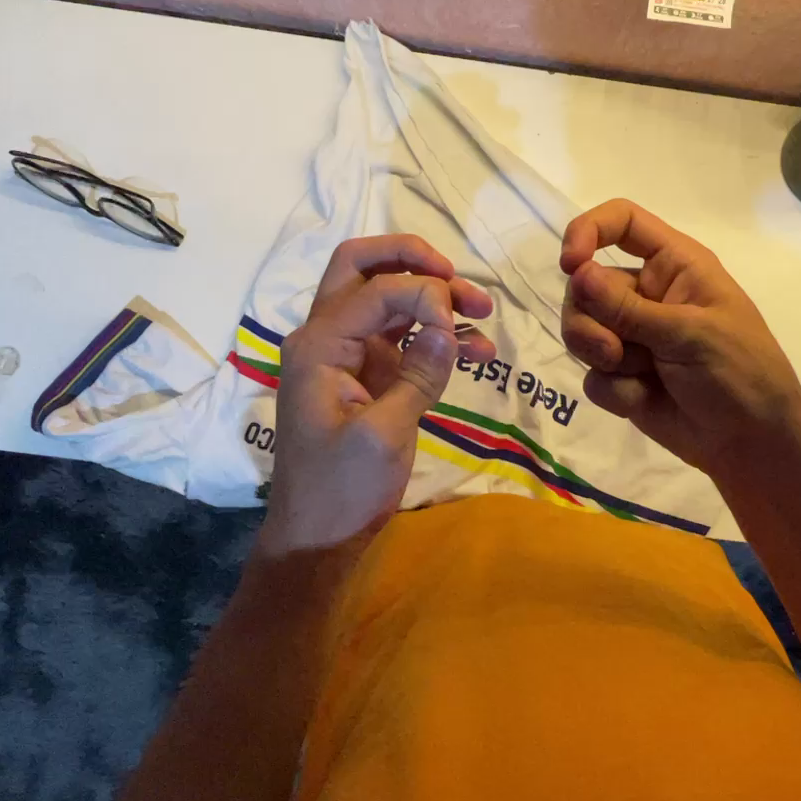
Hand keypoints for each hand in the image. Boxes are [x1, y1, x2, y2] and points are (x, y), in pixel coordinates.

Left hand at [262, 235, 494, 556]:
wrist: (317, 538)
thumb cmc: (340, 490)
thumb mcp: (383, 435)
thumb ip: (417, 375)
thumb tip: (449, 325)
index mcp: (319, 345)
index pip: (375, 288)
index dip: (424, 294)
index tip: (458, 326)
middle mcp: (327, 338)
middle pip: (362, 268)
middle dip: (412, 262)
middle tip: (456, 275)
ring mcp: (347, 356)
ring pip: (386, 300)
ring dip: (431, 297)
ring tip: (483, 312)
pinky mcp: (368, 377)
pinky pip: (401, 339)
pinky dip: (434, 336)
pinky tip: (476, 351)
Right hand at [560, 199, 800, 479]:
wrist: (750, 443)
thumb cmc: (739, 373)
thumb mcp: (689, 333)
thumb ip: (629, 308)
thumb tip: (576, 274)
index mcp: (674, 266)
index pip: (622, 222)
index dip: (589, 230)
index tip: (570, 264)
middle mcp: (647, 293)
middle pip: (586, 283)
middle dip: (589, 318)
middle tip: (612, 349)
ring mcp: (631, 336)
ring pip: (580, 327)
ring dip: (598, 352)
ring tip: (632, 372)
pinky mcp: (621, 376)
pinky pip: (592, 372)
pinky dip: (614, 389)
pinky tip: (644, 399)